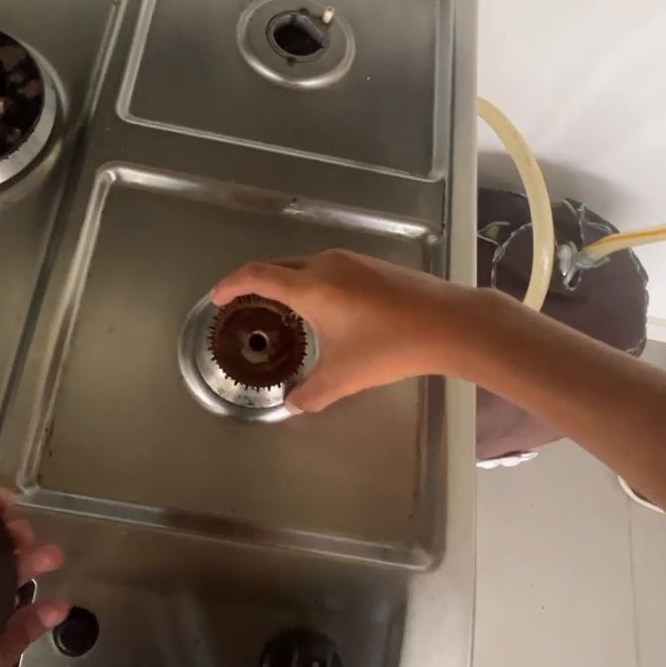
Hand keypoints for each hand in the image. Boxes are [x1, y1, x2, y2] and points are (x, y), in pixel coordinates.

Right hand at [212, 249, 481, 412]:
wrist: (448, 321)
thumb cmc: (389, 346)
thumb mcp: (344, 377)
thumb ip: (311, 393)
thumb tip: (293, 405)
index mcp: (310, 288)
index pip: (257, 276)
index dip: (231, 284)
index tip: (217, 297)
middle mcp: (325, 265)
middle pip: (278, 266)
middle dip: (255, 283)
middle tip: (244, 305)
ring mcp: (350, 261)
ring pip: (304, 265)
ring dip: (286, 282)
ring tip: (281, 309)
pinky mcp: (370, 264)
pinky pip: (326, 269)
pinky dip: (310, 283)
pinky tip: (322, 308)